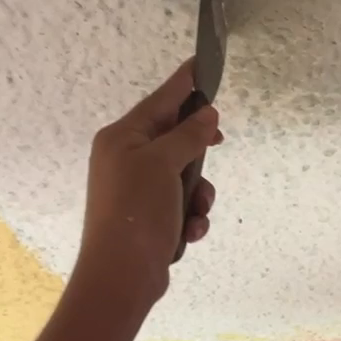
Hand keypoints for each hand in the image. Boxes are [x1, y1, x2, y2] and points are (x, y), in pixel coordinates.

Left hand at [72, 62, 222, 313]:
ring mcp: (138, 188)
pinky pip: (182, 202)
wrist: (121, 278)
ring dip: (199, 191)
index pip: (161, 99)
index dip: (185, 82)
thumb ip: (188, 135)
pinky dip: (192, 214)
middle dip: (199, 150)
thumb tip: (206, 115)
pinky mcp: (150, 215)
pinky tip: (191, 230)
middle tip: (218, 143)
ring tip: (198, 210)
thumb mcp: (164, 164)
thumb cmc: (137, 212)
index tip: (204, 62)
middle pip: (175, 136)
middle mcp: (127, 158)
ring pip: (185, 172)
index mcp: (122, 138)